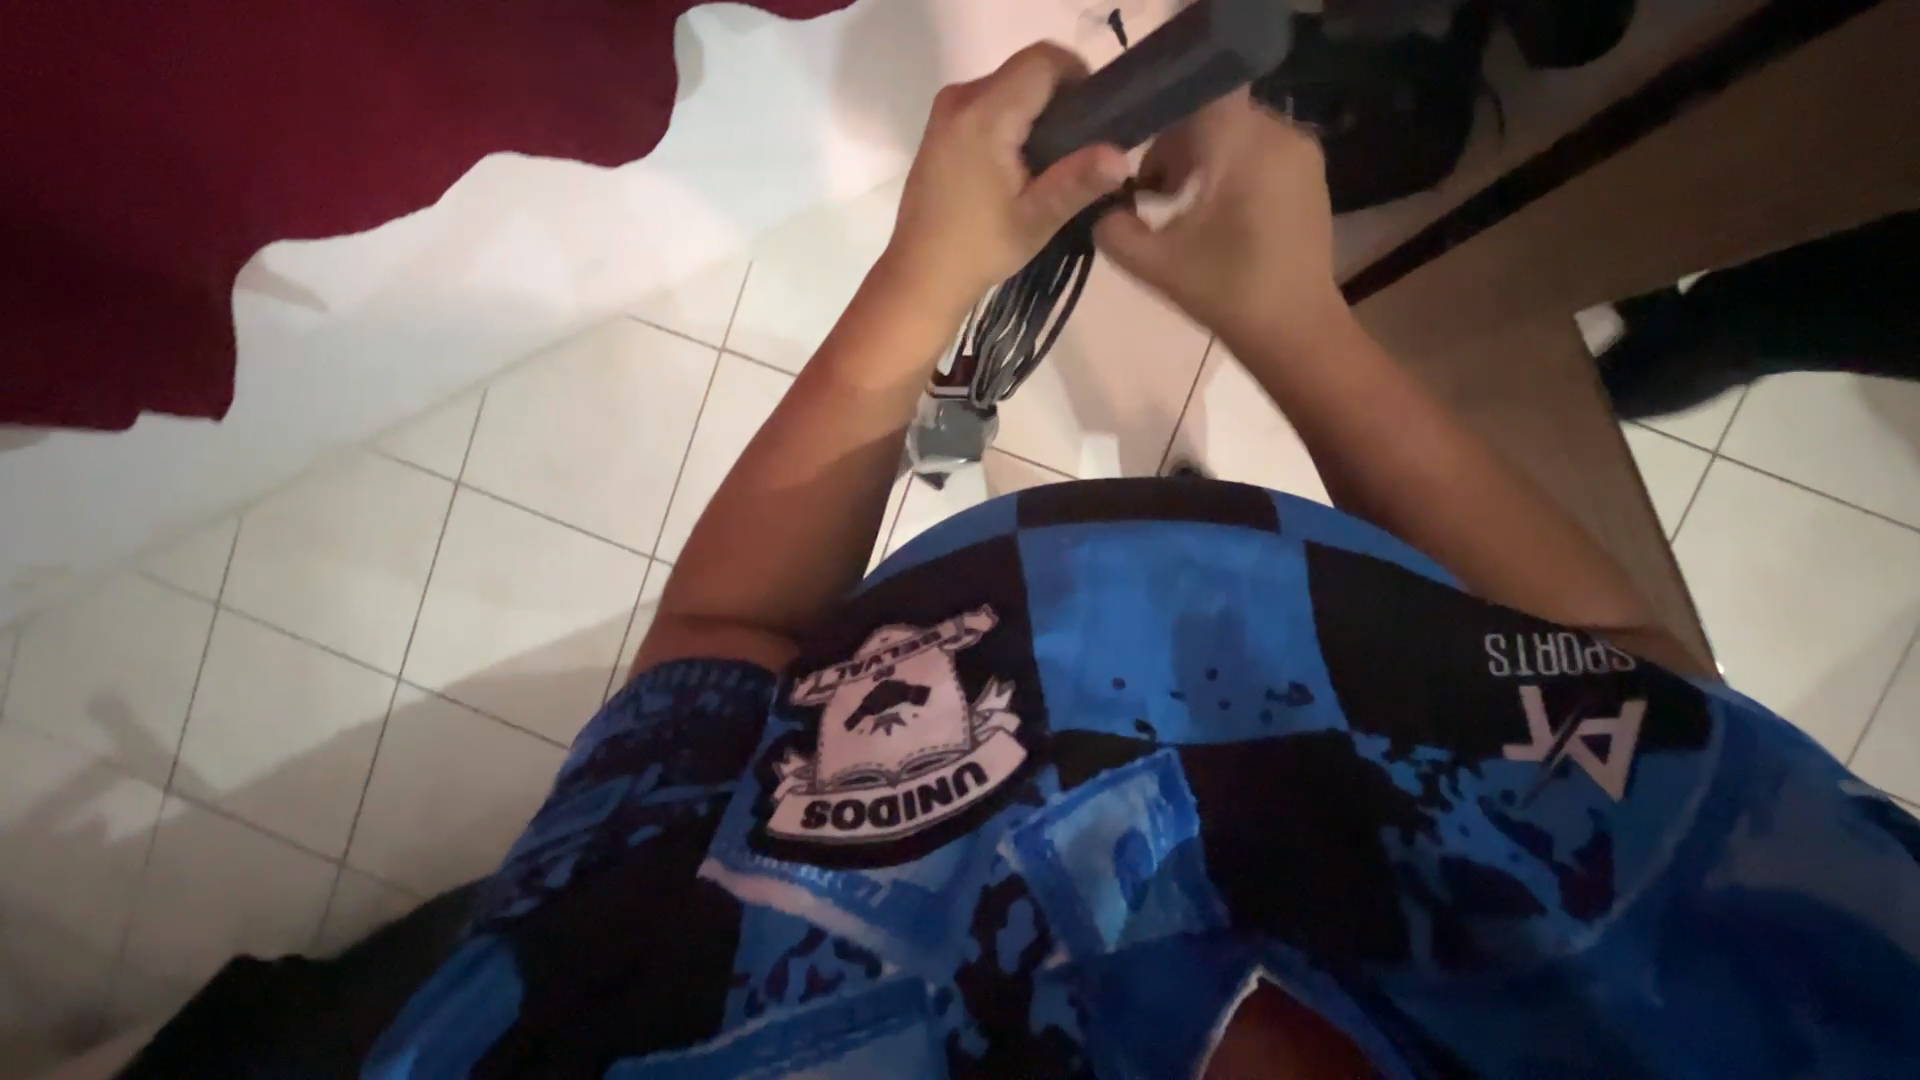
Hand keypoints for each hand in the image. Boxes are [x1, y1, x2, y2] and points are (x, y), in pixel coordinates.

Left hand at [884, 43, 1130, 311]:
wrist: (920, 276)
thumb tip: (1123, 156)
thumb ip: (1078, 181)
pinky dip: (1008, 124)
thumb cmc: (979, 250)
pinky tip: (1016, 170)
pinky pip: (985, 106)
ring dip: (1033, 115)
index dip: (1078, 79)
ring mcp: (944, 113)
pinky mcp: (938, 130)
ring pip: (1005, 88)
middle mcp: (960, 99)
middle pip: (1024, 72)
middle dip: (1057, 101)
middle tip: (1076, 152)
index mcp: (985, 114)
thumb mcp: (1035, 220)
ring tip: (1048, 165)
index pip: (1044, 61)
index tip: (1095, 121)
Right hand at [1095, 91, 1348, 350]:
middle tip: (1151, 196)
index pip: (1197, 93)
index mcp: (1244, 145)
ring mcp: (1301, 154)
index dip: (1159, 113)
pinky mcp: (1308, 178)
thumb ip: (1115, 231)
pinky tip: (1215, 218)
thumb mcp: (1155, 265)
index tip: (1135, 151)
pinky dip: (1230, 171)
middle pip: (1214, 113)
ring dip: (1202, 161)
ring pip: (1236, 133)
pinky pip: (1259, 153)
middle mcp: (1280, 133)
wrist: (1294, 332)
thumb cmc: (1225, 292)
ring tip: (1180, 210)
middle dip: (1176, 147)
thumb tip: (1103, 211)